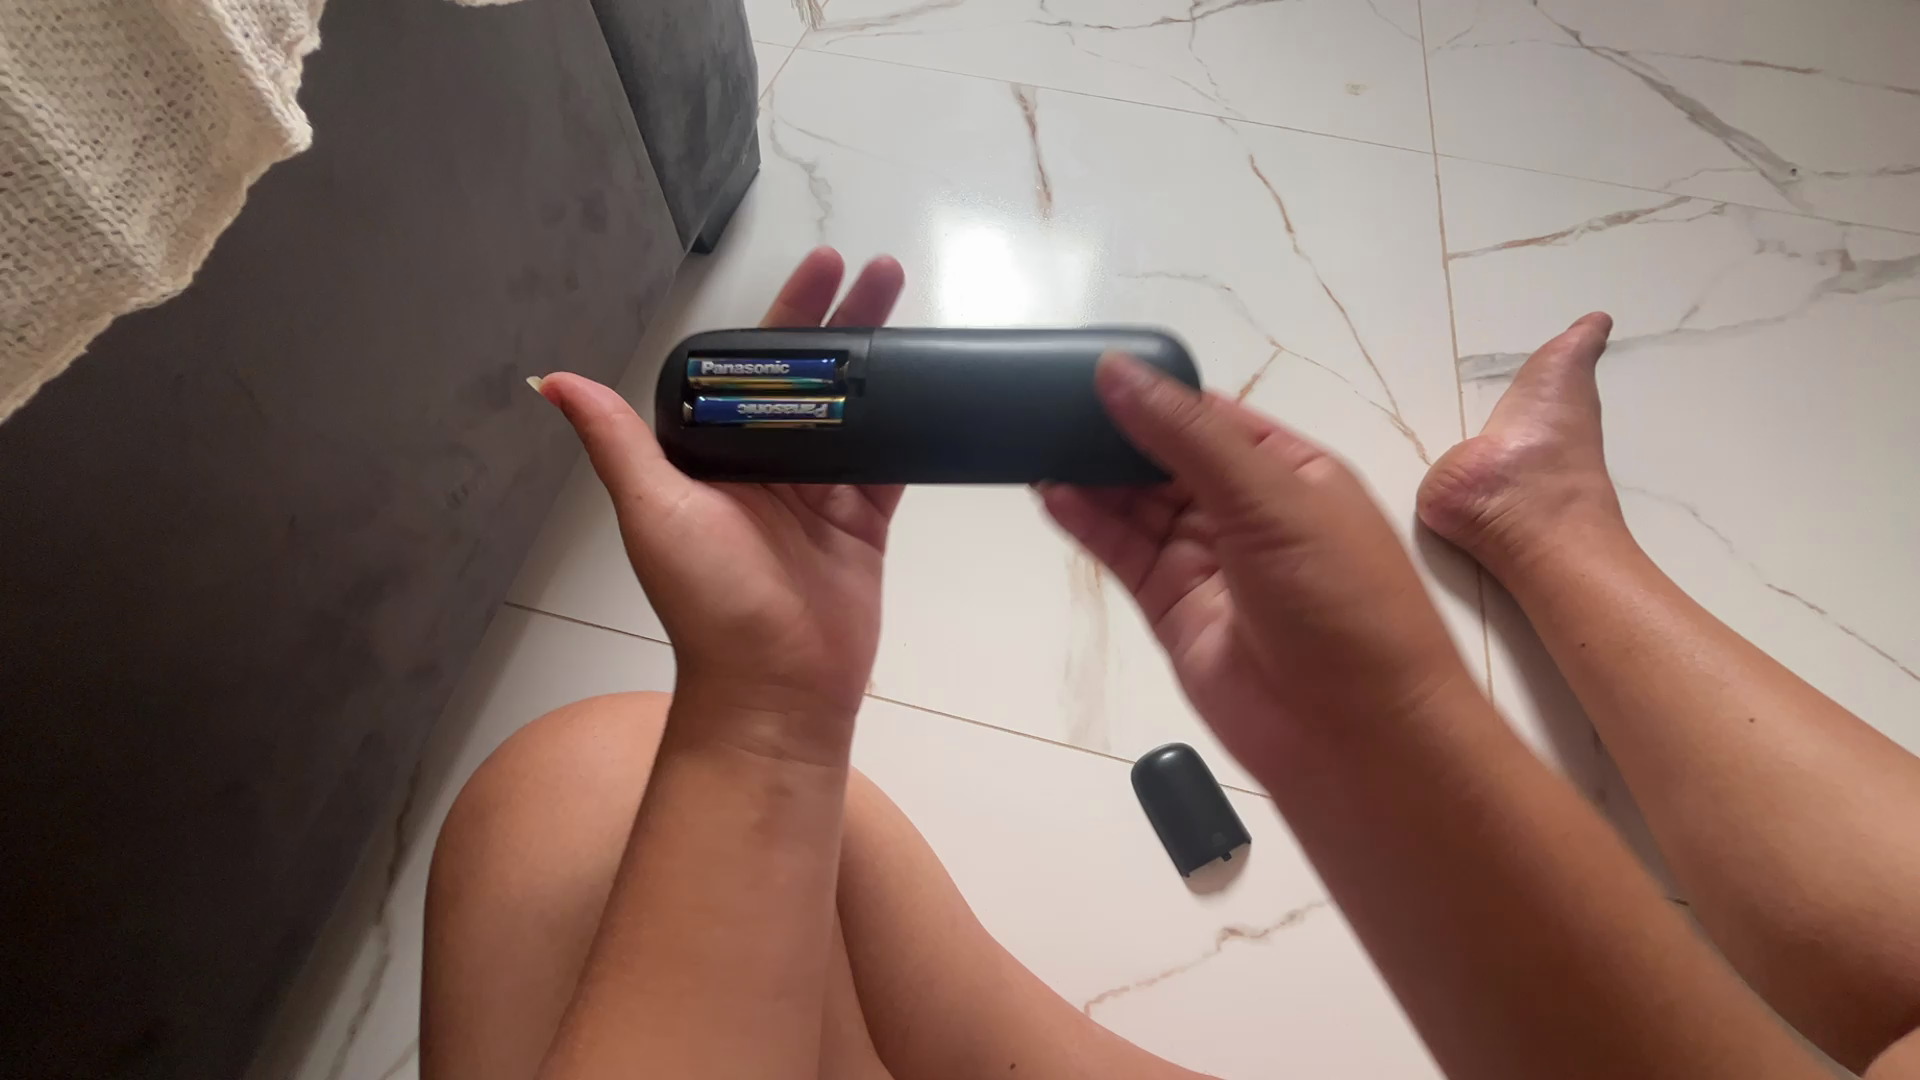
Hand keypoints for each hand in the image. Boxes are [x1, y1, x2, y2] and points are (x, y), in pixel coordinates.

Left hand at [534, 248, 905, 756]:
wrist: (777, 685)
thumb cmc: (712, 602)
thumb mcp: (656, 513)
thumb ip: (619, 443)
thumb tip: (553, 379)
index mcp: (718, 456)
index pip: (755, 368)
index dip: (787, 316)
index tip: (818, 269)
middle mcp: (770, 465)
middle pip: (815, 379)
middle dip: (846, 322)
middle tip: (879, 273)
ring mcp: (822, 491)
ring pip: (857, 411)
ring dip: (882, 362)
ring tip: (909, 311)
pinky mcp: (863, 519)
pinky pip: (888, 462)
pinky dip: (907, 427)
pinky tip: (928, 385)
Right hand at [1042, 356, 1473, 768]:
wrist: (1350, 737)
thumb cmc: (1336, 601)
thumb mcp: (1270, 498)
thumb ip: (1185, 437)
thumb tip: (1116, 372)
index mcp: (1286, 470)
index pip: (1207, 415)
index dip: (1153, 393)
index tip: (1092, 372)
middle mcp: (1242, 509)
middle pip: (1162, 459)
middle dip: (1112, 436)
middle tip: (1049, 410)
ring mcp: (1202, 558)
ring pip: (1135, 505)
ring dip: (1090, 477)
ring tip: (1035, 444)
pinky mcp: (1167, 603)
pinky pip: (1120, 552)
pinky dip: (1086, 523)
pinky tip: (1051, 494)